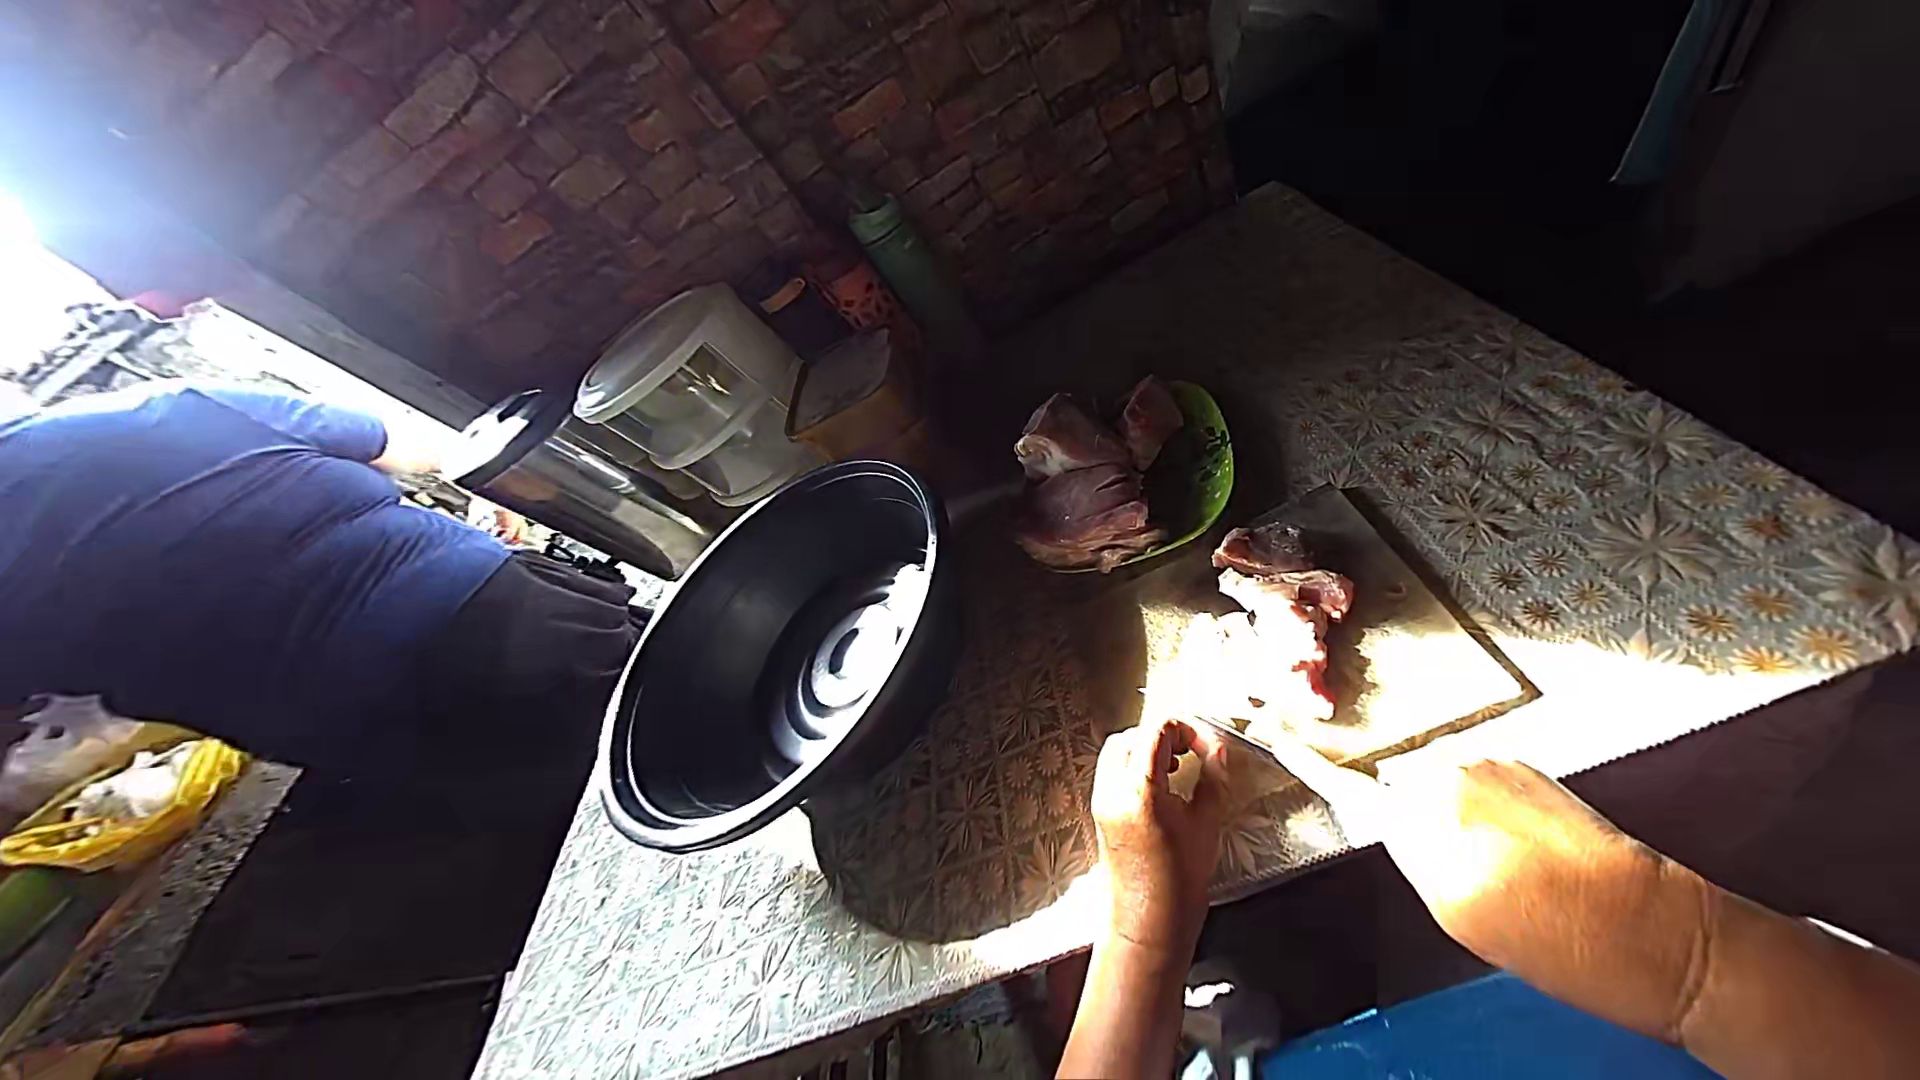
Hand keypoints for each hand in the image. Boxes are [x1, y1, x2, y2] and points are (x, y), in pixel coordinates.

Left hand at [1090, 719, 1229, 953]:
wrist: (1148, 923)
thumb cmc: (1179, 883)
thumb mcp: (1206, 825)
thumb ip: (1212, 780)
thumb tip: (1218, 749)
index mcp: (1140, 791)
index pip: (1154, 733)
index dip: (1183, 729)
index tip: (1203, 741)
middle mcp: (1113, 790)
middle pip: (1132, 736)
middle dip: (1162, 735)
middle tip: (1191, 749)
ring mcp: (1101, 799)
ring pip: (1117, 750)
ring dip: (1146, 747)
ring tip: (1177, 766)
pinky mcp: (1099, 809)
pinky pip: (1112, 769)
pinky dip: (1133, 764)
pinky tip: (1160, 783)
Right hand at [1262, 739, 1713, 1041]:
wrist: (1664, 935)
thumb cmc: (1558, 942)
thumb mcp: (1456, 913)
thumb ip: (1406, 852)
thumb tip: (1383, 817)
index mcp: (1424, 826)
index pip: (1346, 786)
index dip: (1305, 762)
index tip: (1274, 737)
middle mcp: (1446, 781)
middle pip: (1394, 781)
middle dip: (1407, 809)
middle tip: (1455, 857)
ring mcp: (1484, 763)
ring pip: (1433, 776)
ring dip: (1448, 804)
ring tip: (1499, 852)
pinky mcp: (1517, 759)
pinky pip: (1469, 773)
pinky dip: (1480, 797)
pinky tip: (1518, 836)